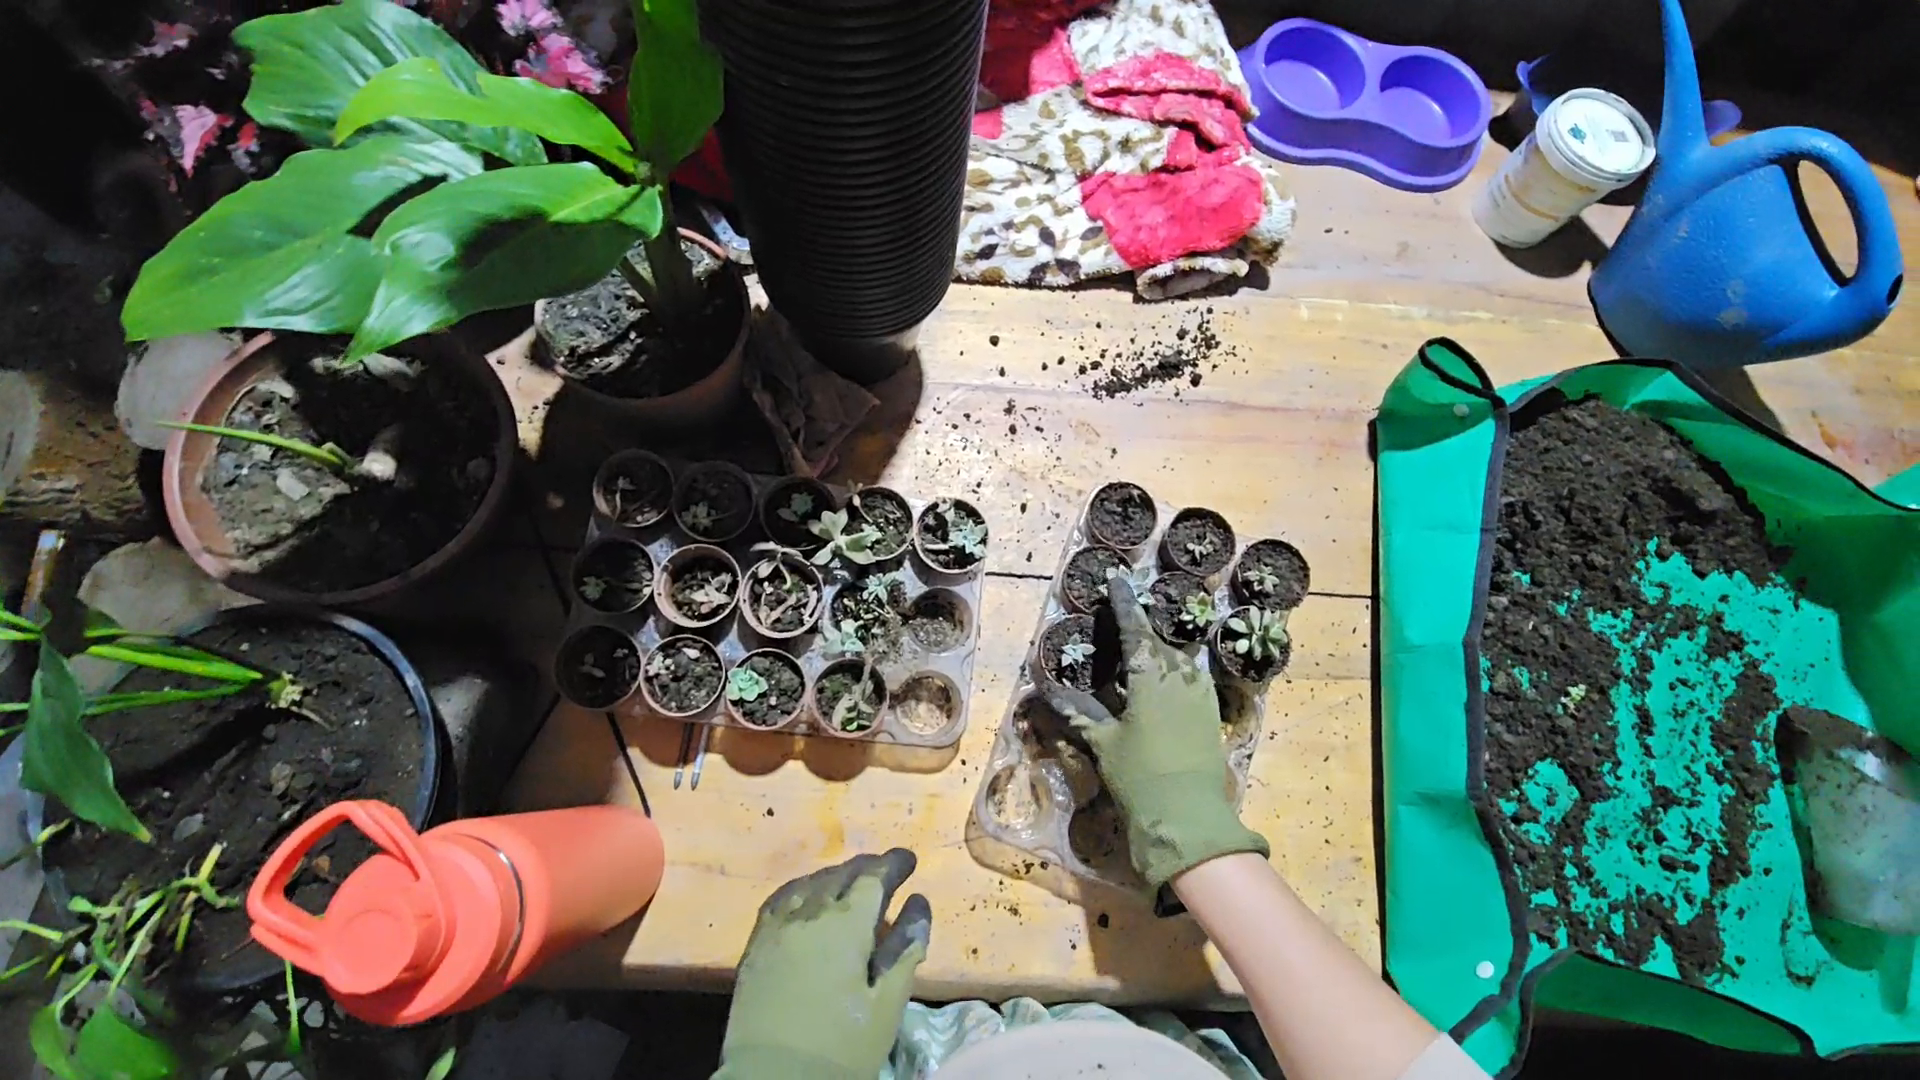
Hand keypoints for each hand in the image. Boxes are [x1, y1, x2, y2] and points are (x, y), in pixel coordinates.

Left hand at [714, 849, 930, 1079]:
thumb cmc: (841, 1049)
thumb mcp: (886, 1005)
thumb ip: (905, 949)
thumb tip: (919, 903)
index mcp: (846, 925)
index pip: (873, 876)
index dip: (893, 864)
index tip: (909, 859)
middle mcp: (810, 912)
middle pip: (841, 874)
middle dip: (867, 867)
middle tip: (885, 870)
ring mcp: (778, 926)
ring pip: (811, 882)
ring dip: (835, 876)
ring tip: (850, 882)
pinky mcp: (756, 944)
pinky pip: (780, 898)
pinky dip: (801, 888)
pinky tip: (807, 896)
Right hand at [1048, 576, 1268, 888]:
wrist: (1189, 820)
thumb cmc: (1140, 776)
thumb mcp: (1104, 741)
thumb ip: (1080, 710)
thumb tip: (1046, 688)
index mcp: (1152, 673)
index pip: (1135, 627)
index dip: (1123, 603)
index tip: (1116, 579)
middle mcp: (1181, 675)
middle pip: (1157, 641)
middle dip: (1138, 628)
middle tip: (1119, 619)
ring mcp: (1201, 695)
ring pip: (1176, 659)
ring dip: (1156, 651)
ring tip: (1137, 650)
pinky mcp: (1210, 715)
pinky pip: (1188, 679)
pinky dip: (1170, 672)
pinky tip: (1159, 682)